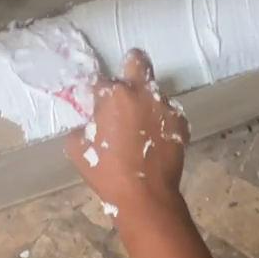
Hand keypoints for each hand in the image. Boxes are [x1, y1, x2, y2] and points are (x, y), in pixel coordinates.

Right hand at [66, 49, 188, 220]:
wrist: (145, 195)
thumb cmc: (107, 172)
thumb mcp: (77, 150)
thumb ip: (80, 128)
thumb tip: (88, 124)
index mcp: (114, 95)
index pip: (100, 81)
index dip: (96, 92)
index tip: (96, 103)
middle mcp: (142, 93)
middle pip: (137, 62)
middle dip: (131, 65)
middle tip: (125, 86)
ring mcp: (166, 107)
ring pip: (155, 93)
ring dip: (146, 102)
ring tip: (140, 126)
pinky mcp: (181, 124)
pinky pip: (168, 115)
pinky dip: (161, 122)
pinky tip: (154, 140)